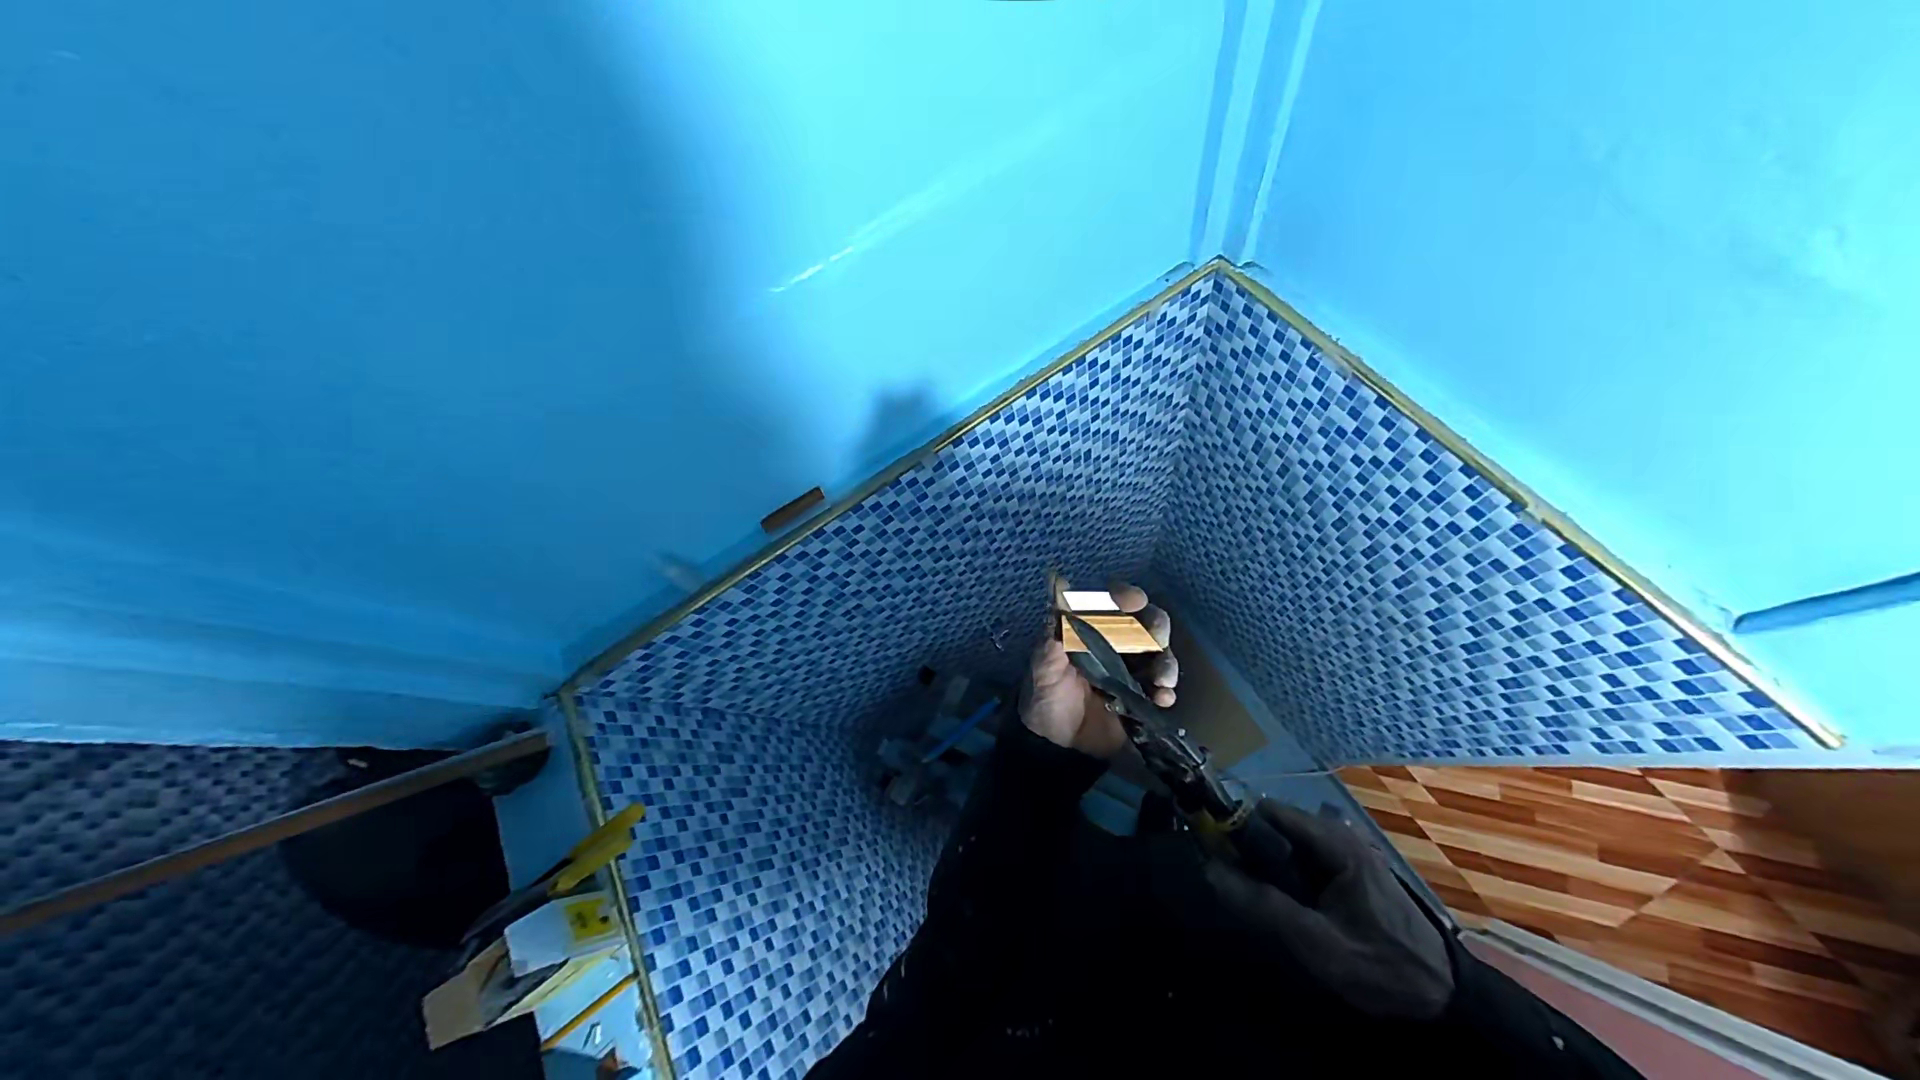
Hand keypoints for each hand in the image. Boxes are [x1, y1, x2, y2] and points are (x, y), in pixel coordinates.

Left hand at [1021, 583, 1178, 759]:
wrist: (1055, 747)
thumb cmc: (1045, 698)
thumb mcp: (1044, 666)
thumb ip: (1055, 631)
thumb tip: (1056, 584)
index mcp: (1089, 631)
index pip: (1111, 603)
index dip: (1125, 596)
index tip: (1134, 601)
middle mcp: (1113, 645)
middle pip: (1145, 623)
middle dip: (1156, 626)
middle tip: (1156, 639)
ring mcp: (1130, 671)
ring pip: (1159, 654)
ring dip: (1166, 662)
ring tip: (1162, 680)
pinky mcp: (1140, 697)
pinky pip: (1161, 687)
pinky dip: (1166, 691)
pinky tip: (1162, 698)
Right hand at [1201, 799, 1454, 1019]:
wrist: (1445, 999)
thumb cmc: (1382, 967)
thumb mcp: (1317, 943)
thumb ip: (1263, 905)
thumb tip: (1210, 871)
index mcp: (1335, 843)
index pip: (1268, 811)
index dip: (1236, 823)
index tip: (1211, 848)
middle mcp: (1338, 836)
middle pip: (1273, 824)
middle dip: (1247, 847)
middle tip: (1230, 881)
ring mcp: (1344, 852)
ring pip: (1284, 842)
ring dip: (1263, 863)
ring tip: (1250, 896)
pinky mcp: (1346, 870)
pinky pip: (1299, 858)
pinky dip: (1282, 873)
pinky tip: (1279, 902)